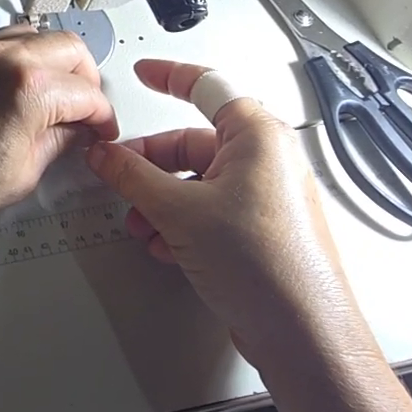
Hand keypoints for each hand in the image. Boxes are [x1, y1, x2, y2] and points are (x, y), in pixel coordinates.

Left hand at [0, 26, 118, 255]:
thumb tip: (78, 127)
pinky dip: (15, 55)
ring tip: (47, 93)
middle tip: (81, 107)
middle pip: (70, 46)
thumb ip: (59, 139)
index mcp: (29, 87)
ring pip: (34, 34)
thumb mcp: (23, 172)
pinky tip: (10, 85)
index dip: (102, 116)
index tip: (100, 130)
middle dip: (84, 78)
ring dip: (50, 59)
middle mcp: (4, 54)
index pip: (87, 92)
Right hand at [85, 59, 362, 360]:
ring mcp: (265, 197)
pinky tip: (162, 243)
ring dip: (159, 200)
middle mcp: (267, 160)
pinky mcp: (261, 230)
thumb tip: (106, 155)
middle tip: (117, 169)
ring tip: (139, 221)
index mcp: (258, 136)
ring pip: (197, 180)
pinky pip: (209, 209)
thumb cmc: (270, 269)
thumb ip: (131, 175)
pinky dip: (180, 221)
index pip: (205, 85)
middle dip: (149, 162)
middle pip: (191, 142)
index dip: (167, 75)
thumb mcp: (178, 211)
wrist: (304, 340)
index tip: (144, 71)